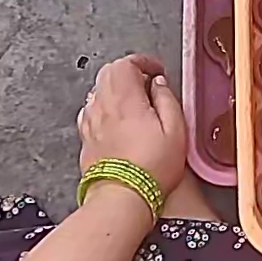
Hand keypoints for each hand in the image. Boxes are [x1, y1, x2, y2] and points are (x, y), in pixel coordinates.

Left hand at [77, 54, 186, 201]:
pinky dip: (104, 107)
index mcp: (126, 99)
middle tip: (147, 83)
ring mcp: (90, 122)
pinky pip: (91, 111)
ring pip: (97, 91)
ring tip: (134, 102)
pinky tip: (116, 121)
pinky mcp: (85, 139)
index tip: (156, 71)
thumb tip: (159, 84)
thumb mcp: (176, 130)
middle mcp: (103, 106)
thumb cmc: (152, 167)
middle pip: (108, 73)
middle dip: (128, 72)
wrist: (122, 198)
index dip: (143, 62)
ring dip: (115, 89)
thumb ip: (167, 99)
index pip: (125, 63)